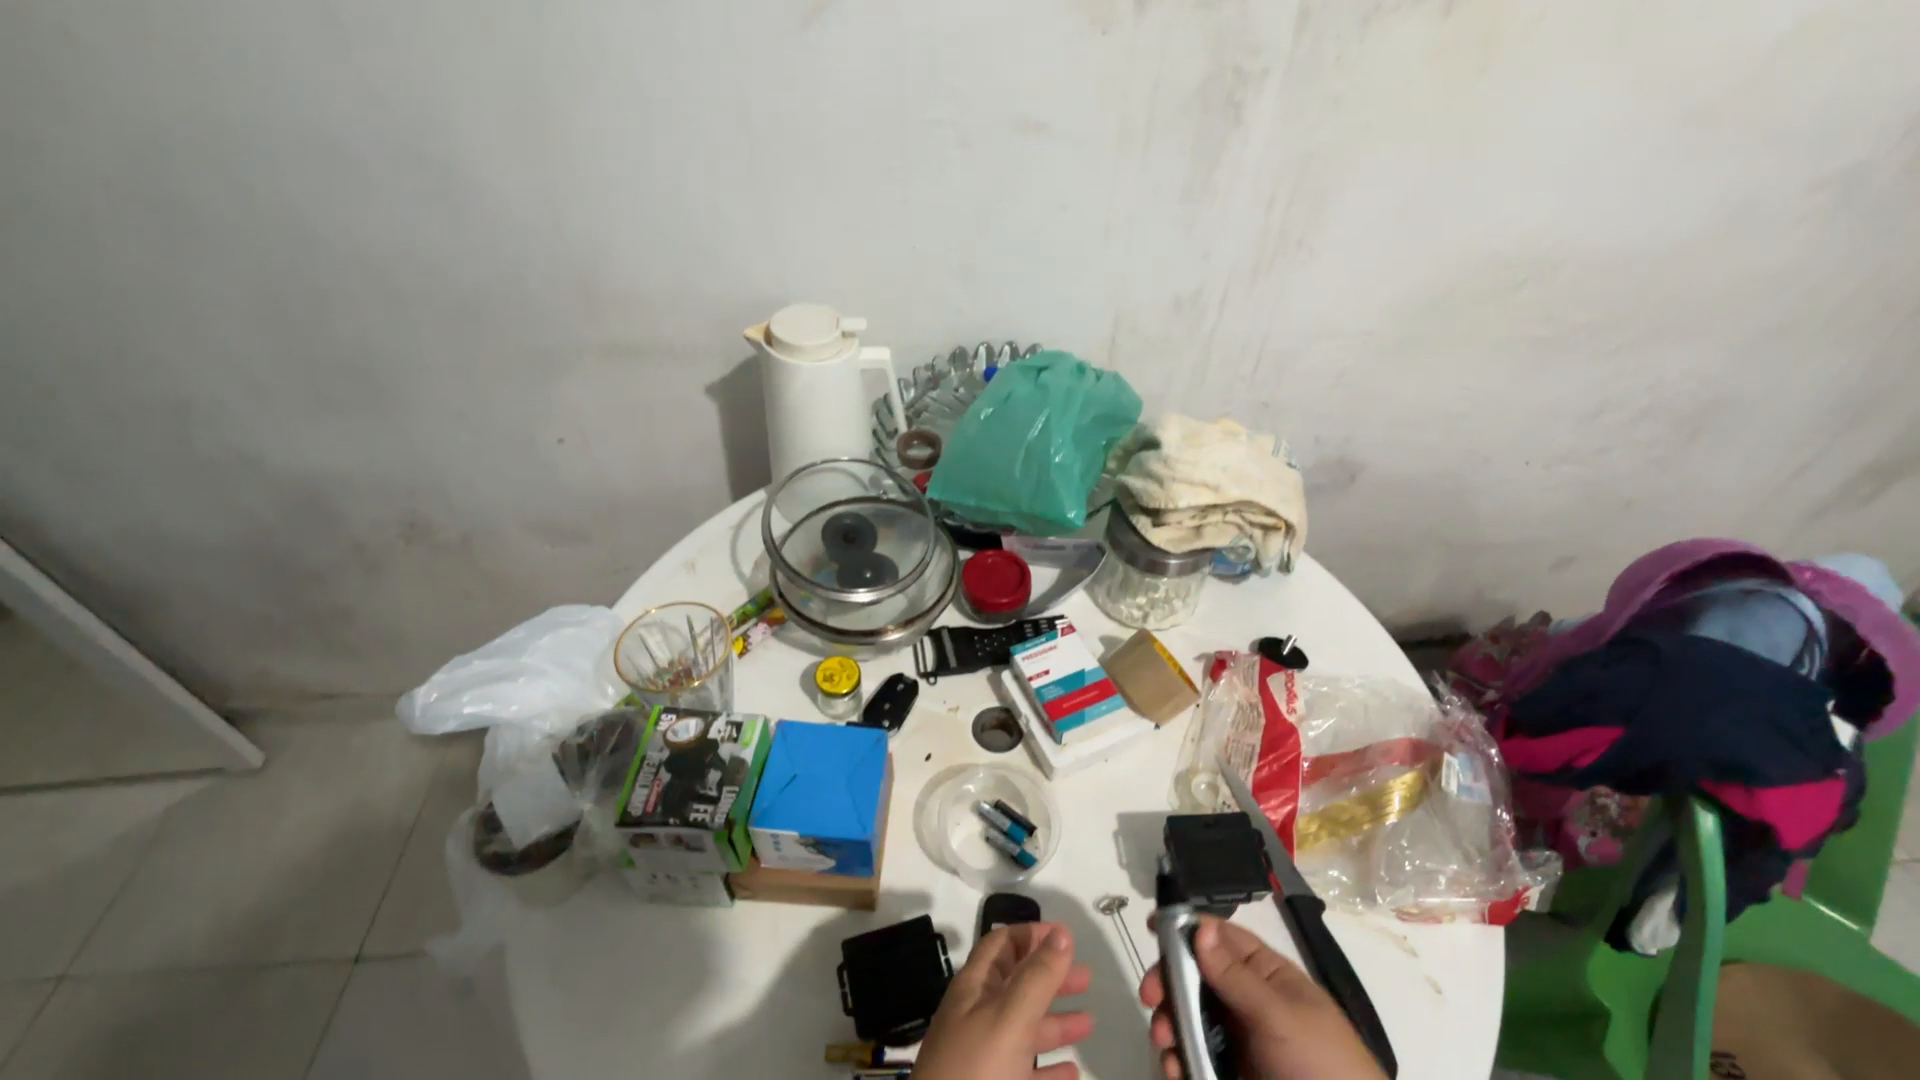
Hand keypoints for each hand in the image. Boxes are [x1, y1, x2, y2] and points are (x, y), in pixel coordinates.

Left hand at [915, 921, 1095, 1079]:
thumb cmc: (976, 1072)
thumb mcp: (1010, 1018)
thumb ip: (1037, 976)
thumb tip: (1061, 933)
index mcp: (974, 990)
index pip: (1001, 945)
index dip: (1031, 934)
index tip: (1066, 935)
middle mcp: (976, 1017)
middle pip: (1017, 984)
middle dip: (1051, 977)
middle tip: (1087, 977)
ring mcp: (982, 1057)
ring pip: (1023, 1029)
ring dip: (1055, 1022)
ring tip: (1089, 1023)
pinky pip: (1024, 1071)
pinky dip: (1049, 1068)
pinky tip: (1071, 1072)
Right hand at [1138, 916, 1384, 1079]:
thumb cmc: (1319, 1064)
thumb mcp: (1279, 1016)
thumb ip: (1235, 976)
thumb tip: (1199, 926)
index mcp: (1266, 976)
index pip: (1221, 938)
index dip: (1188, 928)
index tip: (1151, 926)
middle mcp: (1246, 1001)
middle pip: (1194, 977)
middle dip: (1168, 984)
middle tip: (1150, 997)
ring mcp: (1236, 1039)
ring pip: (1187, 1018)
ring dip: (1168, 1025)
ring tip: (1166, 1044)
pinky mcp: (1226, 1072)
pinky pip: (1192, 1056)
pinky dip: (1177, 1060)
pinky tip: (1175, 1068)